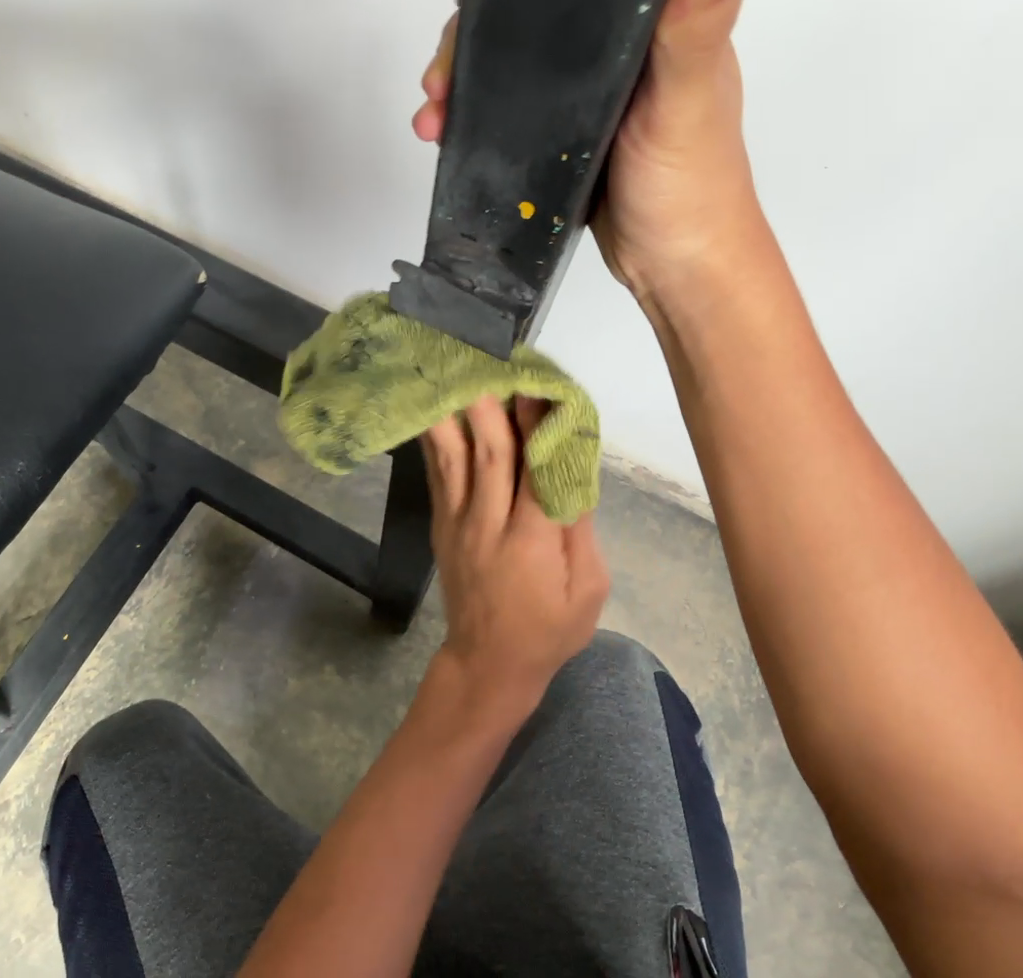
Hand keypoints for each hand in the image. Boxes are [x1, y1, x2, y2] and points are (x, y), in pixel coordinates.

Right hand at [413, 0, 773, 303]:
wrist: (673, 268)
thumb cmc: (691, 187)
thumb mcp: (685, 99)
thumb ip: (696, 18)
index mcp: (656, 21)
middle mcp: (617, 51)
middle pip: (531, 21)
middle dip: (475, 38)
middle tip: (444, 72)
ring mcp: (585, 97)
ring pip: (511, 68)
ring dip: (463, 80)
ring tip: (435, 110)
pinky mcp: (562, 137)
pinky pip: (507, 115)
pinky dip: (472, 120)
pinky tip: (445, 134)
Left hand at [421, 396, 610, 720]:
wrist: (487, 662)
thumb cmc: (549, 629)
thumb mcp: (588, 588)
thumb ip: (579, 527)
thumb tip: (572, 469)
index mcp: (532, 541)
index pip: (536, 469)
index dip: (539, 424)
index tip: (543, 383)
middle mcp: (488, 524)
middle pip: (489, 452)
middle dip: (494, 403)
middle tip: (495, 359)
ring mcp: (457, 523)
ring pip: (454, 457)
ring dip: (456, 410)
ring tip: (456, 368)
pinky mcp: (441, 525)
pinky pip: (437, 473)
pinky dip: (436, 437)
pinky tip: (435, 406)